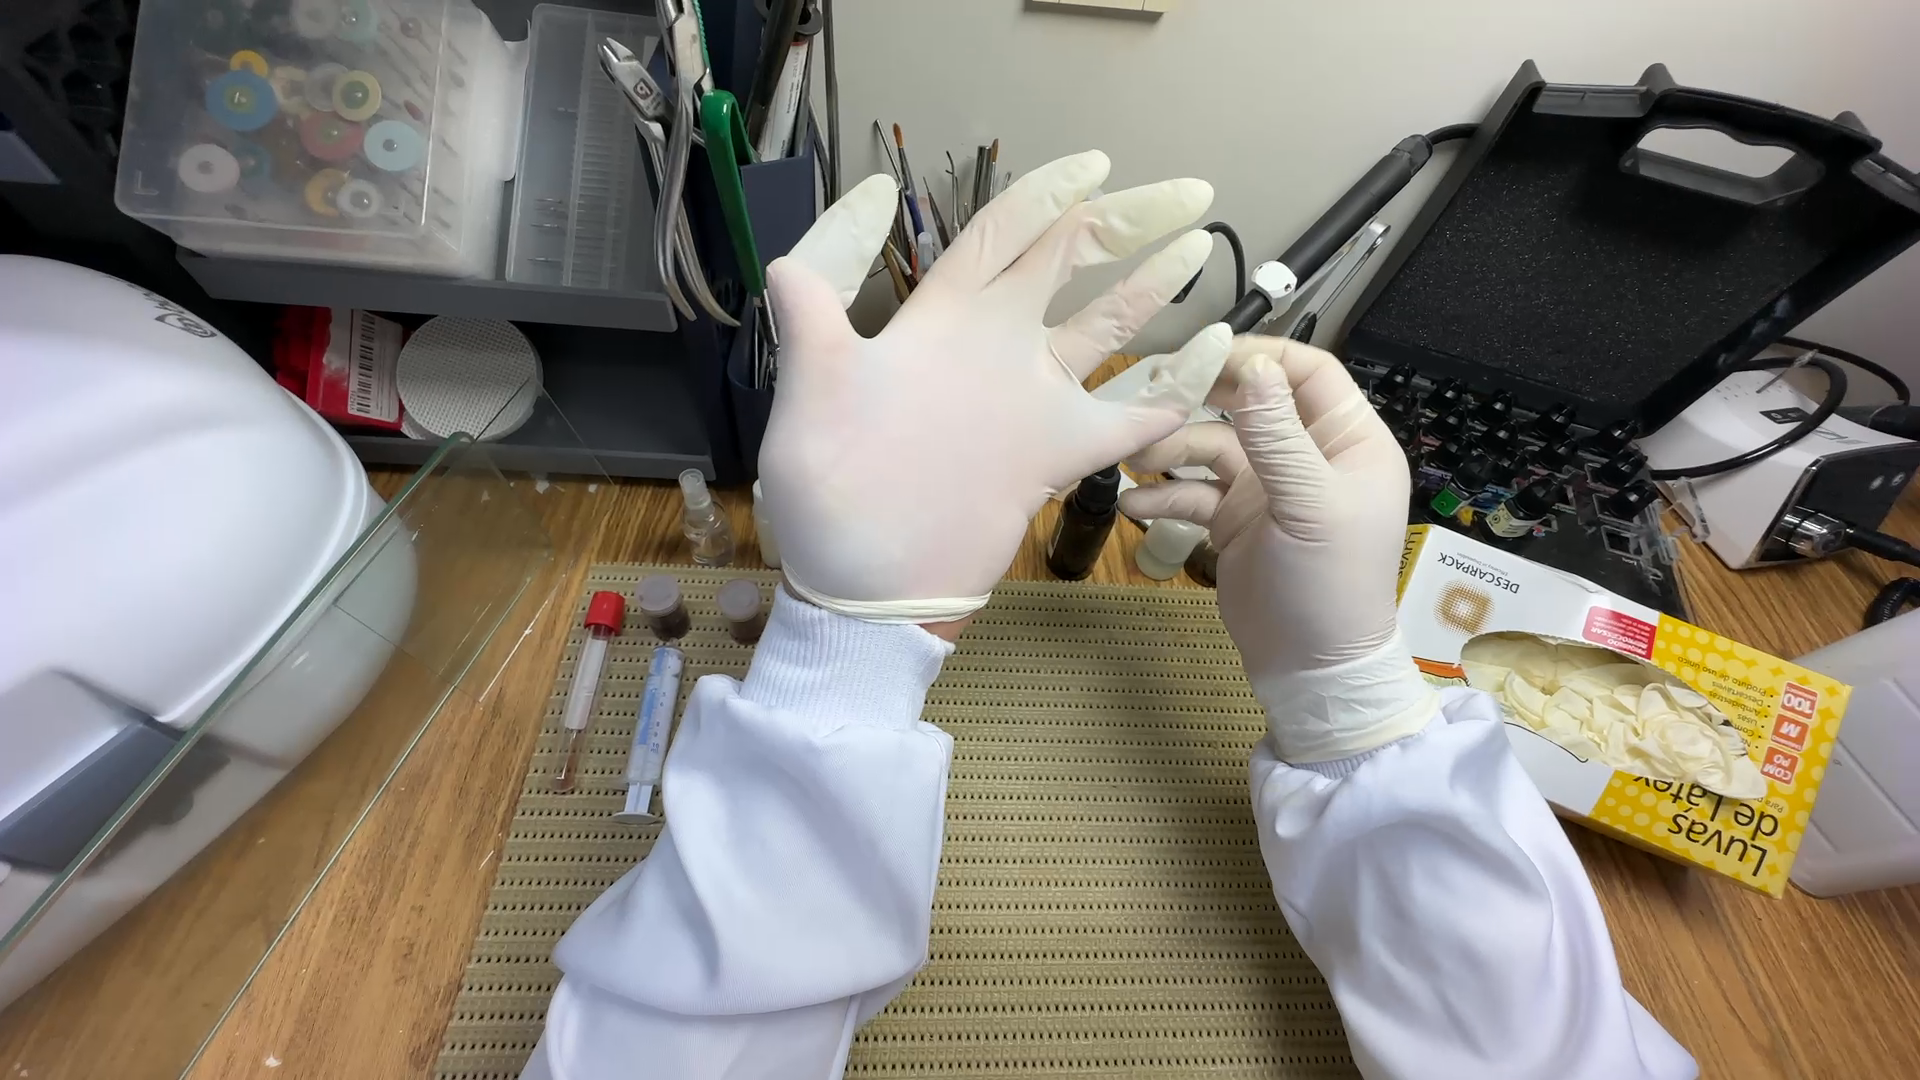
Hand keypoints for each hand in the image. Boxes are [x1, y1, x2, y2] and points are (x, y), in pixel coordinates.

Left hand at [761, 150, 1231, 623]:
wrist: (866, 588)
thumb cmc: (832, 493)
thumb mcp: (812, 385)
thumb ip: (820, 294)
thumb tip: (866, 195)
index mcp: (942, 324)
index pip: (1002, 234)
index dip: (1048, 191)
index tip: (1098, 162)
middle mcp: (994, 352)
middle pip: (1069, 265)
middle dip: (1126, 222)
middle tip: (1191, 194)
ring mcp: (1031, 405)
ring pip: (1105, 331)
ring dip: (1152, 290)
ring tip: (1200, 248)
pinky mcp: (1058, 458)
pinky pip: (1132, 418)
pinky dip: (1175, 391)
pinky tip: (1216, 356)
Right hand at [1119, 336, 1435, 761]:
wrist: (1308, 666)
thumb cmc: (1327, 582)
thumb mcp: (1307, 504)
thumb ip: (1277, 436)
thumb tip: (1252, 368)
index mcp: (1345, 442)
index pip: (1307, 375)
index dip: (1262, 358)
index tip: (1207, 354)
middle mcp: (1305, 457)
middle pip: (1250, 407)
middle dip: (1202, 401)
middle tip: (1153, 394)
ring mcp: (1266, 489)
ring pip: (1213, 448)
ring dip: (1173, 450)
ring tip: (1134, 459)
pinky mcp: (1233, 520)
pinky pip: (1195, 493)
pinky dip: (1166, 495)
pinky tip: (1134, 503)